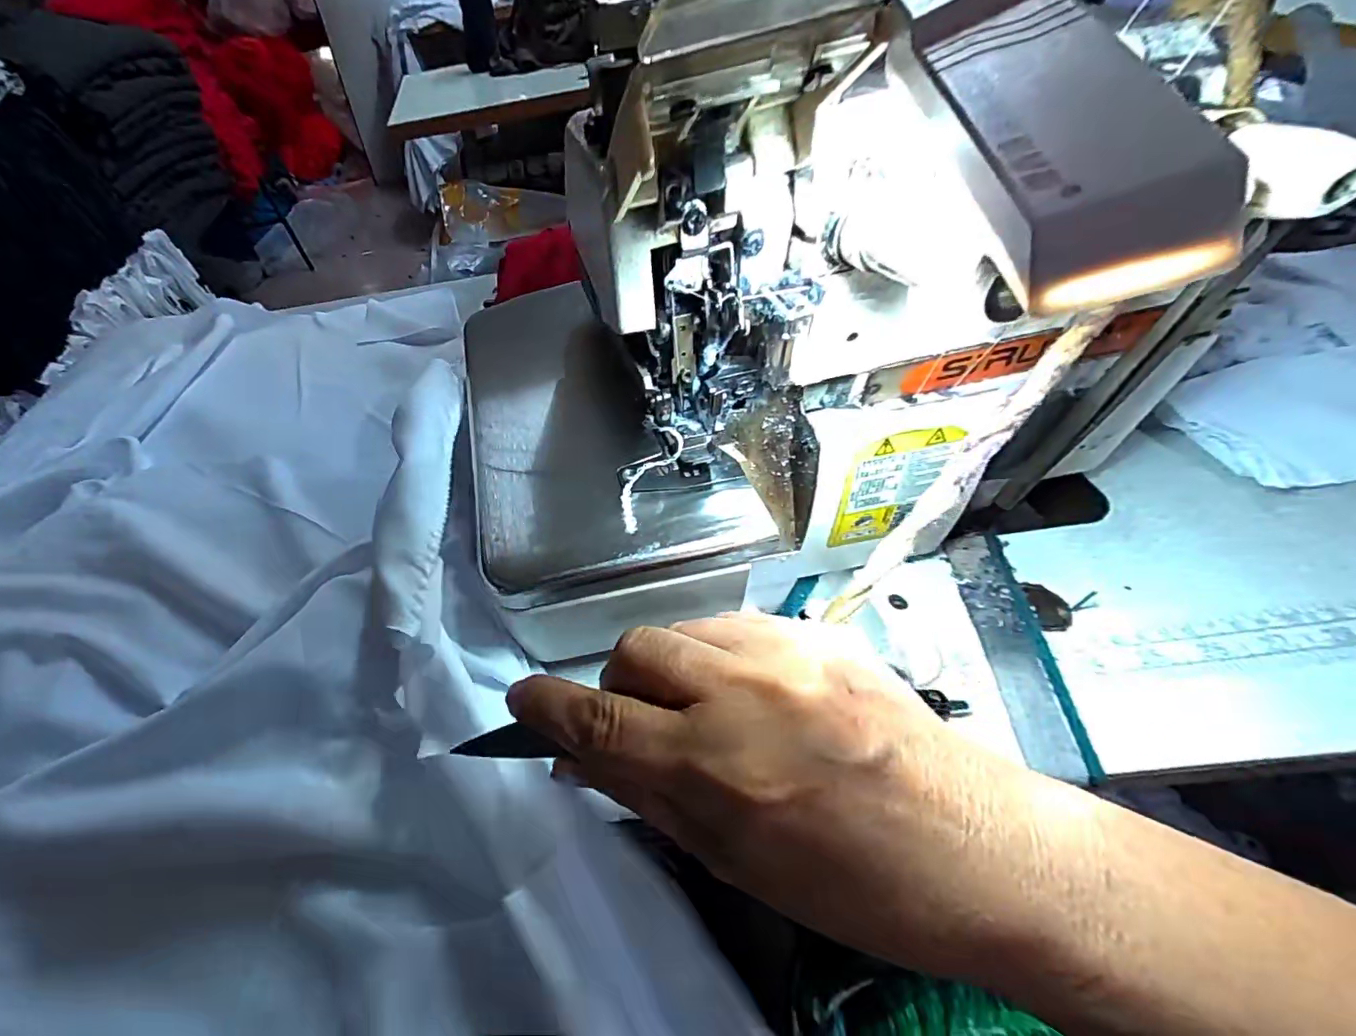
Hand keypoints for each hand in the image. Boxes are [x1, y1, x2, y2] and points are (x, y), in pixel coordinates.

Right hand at [505, 613, 1057, 982]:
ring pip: (675, 632)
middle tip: (644, 724)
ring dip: (665, 669)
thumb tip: (574, 761)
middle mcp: (742, 696)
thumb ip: (641, 797)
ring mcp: (785, 654)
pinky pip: (727, 627)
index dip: (545, 706)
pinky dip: (714, 657)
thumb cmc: (855, 886)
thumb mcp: (732, 861)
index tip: (520, 699)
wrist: (994, 855)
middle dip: (617, 686)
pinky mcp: (818, 634)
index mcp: (718, 769)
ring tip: (703, 707)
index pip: (597, 720)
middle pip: (630, 653)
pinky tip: (751, 692)